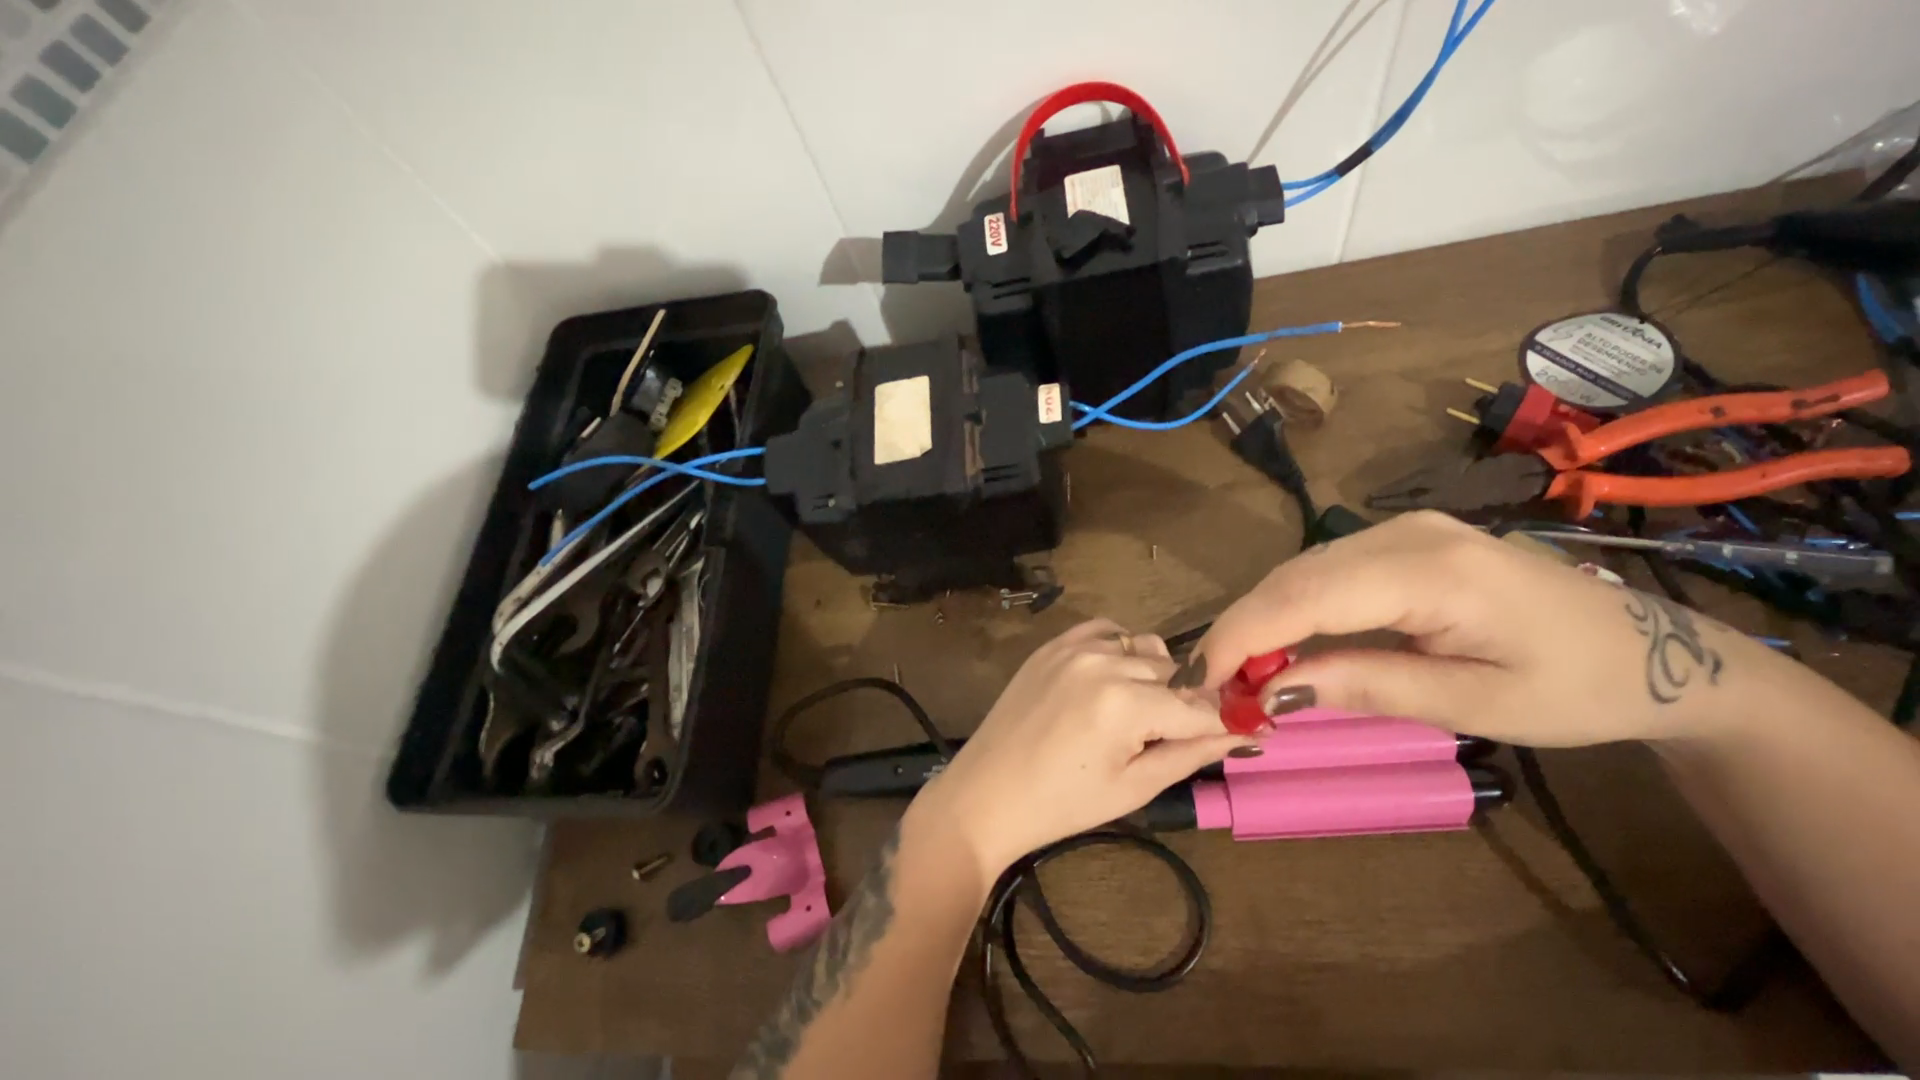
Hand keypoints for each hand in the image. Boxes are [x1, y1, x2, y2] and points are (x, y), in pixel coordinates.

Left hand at [909, 619, 1251, 878]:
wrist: (987, 795)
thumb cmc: (1063, 804)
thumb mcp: (1135, 787)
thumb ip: (1192, 752)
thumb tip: (1246, 732)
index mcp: (1126, 704)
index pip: (1200, 706)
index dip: (1225, 722)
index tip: (1247, 730)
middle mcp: (1104, 663)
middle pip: (1175, 673)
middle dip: (1180, 703)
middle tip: (1160, 738)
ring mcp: (1074, 648)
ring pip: (1144, 649)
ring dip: (1151, 676)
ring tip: (1129, 715)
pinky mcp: (1052, 645)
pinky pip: (1106, 631)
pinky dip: (1118, 650)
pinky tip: (1109, 682)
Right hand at [1192, 511, 1779, 747]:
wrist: (1655, 654)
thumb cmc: (1577, 688)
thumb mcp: (1473, 702)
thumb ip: (1367, 685)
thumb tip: (1271, 692)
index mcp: (1432, 570)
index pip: (1304, 596)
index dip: (1242, 638)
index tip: (1198, 684)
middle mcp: (1409, 533)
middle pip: (1293, 577)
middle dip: (1242, 633)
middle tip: (1209, 691)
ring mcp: (1408, 530)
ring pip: (1302, 571)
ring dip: (1261, 622)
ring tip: (1238, 678)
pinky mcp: (1409, 542)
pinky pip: (1328, 572)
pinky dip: (1293, 611)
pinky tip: (1283, 648)